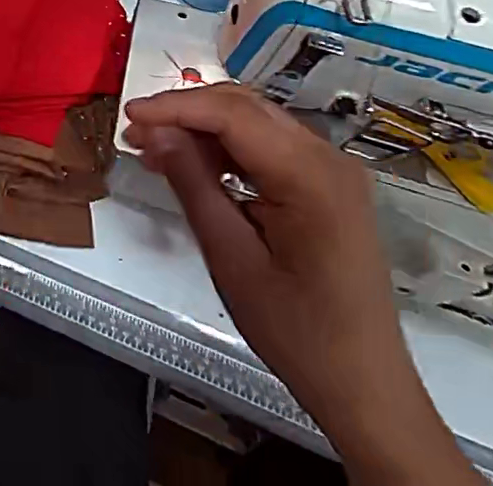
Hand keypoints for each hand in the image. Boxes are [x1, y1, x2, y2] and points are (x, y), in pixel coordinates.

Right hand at [124, 84, 480, 484]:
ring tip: (153, 149)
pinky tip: (193, 164)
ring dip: (203, 128)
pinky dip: (227, 148)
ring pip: (255, 122)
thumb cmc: (296, 331)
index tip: (128, 115)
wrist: (364, 384)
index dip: (175, 107)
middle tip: (135, 133)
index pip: (232, 114)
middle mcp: (328, 157)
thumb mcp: (231, 257)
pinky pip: (269, 146)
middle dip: (185, 112)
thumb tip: (155, 132)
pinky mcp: (327, 183)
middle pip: (245, 108)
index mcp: (311, 175)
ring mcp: (332, 168)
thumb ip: (193, 184)